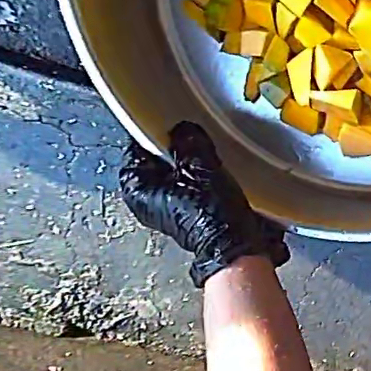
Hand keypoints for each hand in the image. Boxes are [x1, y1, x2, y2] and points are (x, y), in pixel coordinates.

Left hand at [120, 121, 289, 287]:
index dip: (157, 133)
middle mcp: (145, 200)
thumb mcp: (201, 165)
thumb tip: (185, 130)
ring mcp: (166, 208)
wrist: (234, 245)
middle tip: (196, 143)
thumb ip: (189, 141)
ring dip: (191, 164)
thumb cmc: (210, 214)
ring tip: (209, 159)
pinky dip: (200, 178)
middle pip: (158, 159)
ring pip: (175, 172)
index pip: (137, 146)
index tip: (174, 124)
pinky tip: (216, 175)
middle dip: (177, 150)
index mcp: (136, 187)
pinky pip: (189, 184)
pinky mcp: (186, 213)